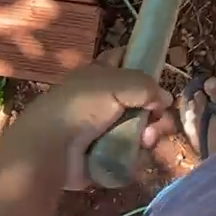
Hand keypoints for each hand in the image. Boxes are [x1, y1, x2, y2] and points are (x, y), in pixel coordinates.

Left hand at [8, 55, 170, 190]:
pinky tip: (136, 155)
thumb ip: (145, 86)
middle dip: (153, 110)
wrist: (51, 148)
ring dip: (148, 134)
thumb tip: (165, 98)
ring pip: (139, 128)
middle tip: (158, 118)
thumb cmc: (81, 105)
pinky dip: (136, 156)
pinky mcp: (105, 156)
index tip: (159, 73)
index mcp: (100, 74)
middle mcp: (103, 100)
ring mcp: (104, 129)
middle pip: (140, 100)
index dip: (142, 62)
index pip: (124, 59)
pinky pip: (130, 154)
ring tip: (147, 140)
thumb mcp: (116, 83)